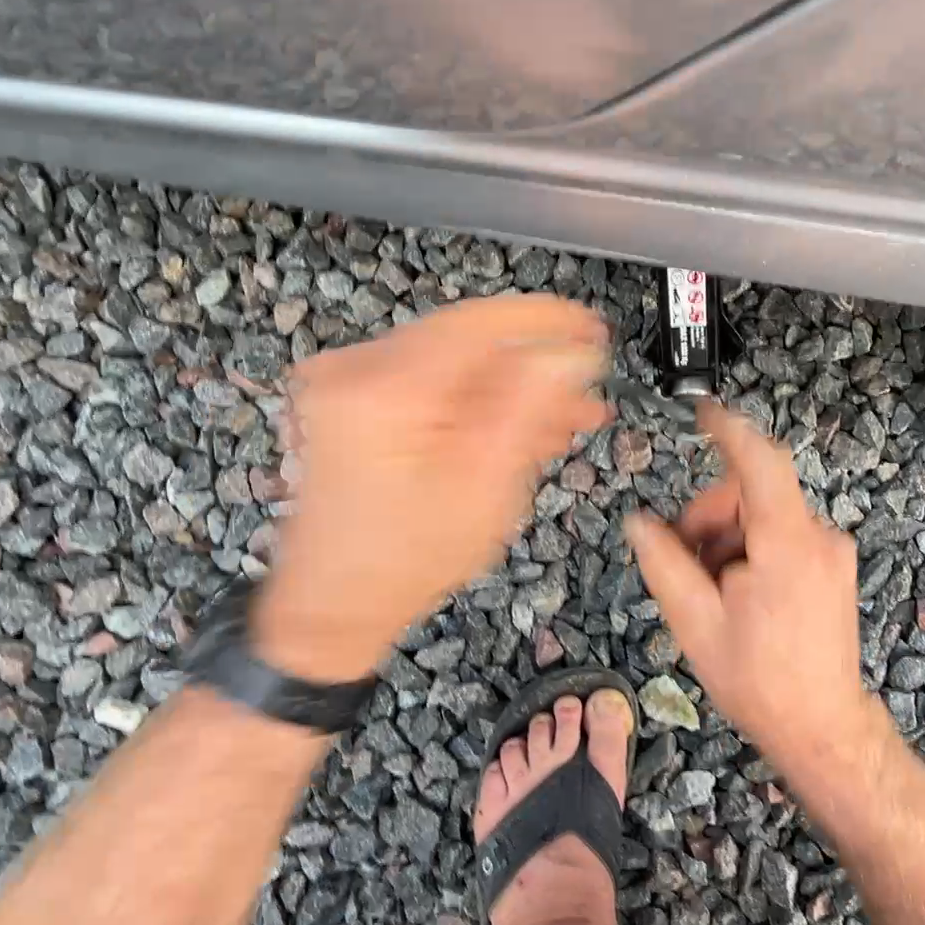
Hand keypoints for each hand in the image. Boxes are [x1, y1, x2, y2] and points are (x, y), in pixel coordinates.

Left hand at [252, 296, 609, 681]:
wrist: (336, 602)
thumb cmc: (405, 559)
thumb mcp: (486, 486)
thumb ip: (530, 407)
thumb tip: (569, 354)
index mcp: (386, 390)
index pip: (479, 323)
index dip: (543, 322)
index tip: (588, 327)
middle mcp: (356, 373)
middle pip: (467, 345)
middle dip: (533, 368)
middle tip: (585, 394)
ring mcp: (348, 387)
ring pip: (454, 366)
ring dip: (509, 390)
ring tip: (562, 422)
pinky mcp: (351, 404)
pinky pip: (430, 386)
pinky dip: (474, 403)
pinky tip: (515, 429)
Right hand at [626, 404, 886, 768]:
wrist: (822, 725)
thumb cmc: (759, 681)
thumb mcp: (697, 624)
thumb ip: (665, 564)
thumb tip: (639, 523)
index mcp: (787, 545)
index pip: (761, 463)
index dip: (729, 431)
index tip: (702, 412)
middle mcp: (819, 538)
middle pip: (754, 493)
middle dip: (711, 517)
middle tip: (683, 559)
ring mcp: (833, 553)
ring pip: (766, 517)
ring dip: (729, 539)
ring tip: (713, 590)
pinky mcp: (834, 567)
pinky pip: (784, 537)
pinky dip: (753, 551)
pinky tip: (738, 593)